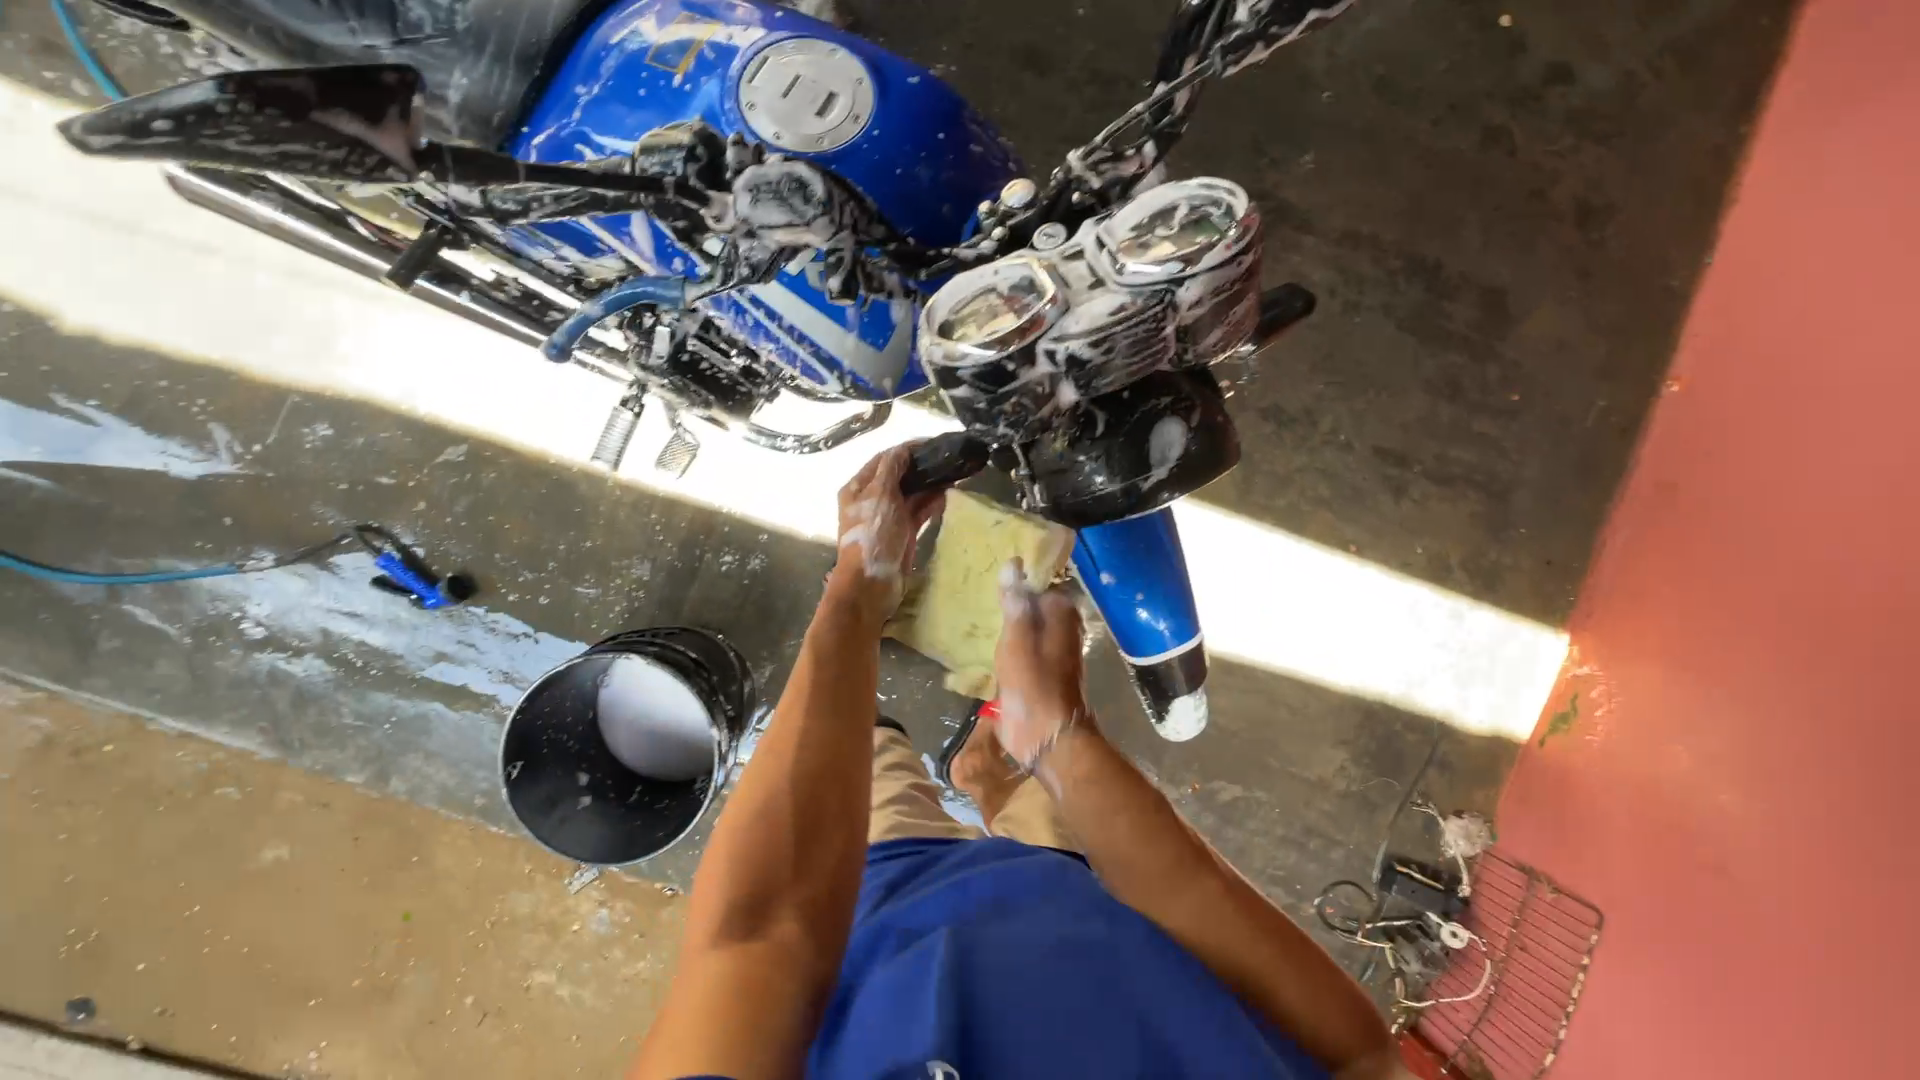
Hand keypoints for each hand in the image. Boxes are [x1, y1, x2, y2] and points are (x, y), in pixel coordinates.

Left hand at [830, 442, 943, 611]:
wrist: (871, 584)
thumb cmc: (872, 536)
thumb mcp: (880, 495)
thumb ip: (892, 468)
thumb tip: (904, 449)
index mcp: (859, 488)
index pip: (885, 459)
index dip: (907, 449)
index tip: (933, 442)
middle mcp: (872, 501)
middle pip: (899, 476)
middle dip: (922, 467)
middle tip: (948, 458)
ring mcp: (887, 519)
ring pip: (911, 495)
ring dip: (930, 485)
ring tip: (954, 474)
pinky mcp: (902, 535)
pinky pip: (918, 513)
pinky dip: (932, 504)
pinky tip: (948, 496)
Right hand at [992, 558, 1093, 769]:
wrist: (1047, 737)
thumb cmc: (1033, 683)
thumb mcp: (1017, 638)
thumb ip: (1015, 601)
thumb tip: (1013, 563)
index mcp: (1061, 615)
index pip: (1040, 584)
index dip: (1020, 580)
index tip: (993, 577)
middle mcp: (1061, 630)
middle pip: (1034, 606)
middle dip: (1012, 602)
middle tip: (980, 595)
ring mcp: (1051, 654)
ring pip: (1027, 629)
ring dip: (1007, 626)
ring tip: (979, 615)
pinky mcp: (1039, 675)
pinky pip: (1021, 651)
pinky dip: (1007, 647)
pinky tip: (987, 645)